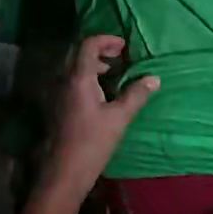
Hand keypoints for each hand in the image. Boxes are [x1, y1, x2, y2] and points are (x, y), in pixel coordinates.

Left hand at [43, 35, 157, 200]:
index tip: (124, 46)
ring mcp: (58, 94)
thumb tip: (154, 78)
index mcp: (78, 78)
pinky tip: (102, 93)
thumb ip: (136, 95)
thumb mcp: (119, 118)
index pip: (88, 45)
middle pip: (79, 53)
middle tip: (121, 57)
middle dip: (101, 51)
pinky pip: (72, 81)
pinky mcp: (58, 107)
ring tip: (115, 74)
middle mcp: (64, 81)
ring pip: (74, 68)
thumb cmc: (92, 142)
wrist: (63, 173)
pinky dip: (87, 78)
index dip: (107, 40)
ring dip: (94, 65)